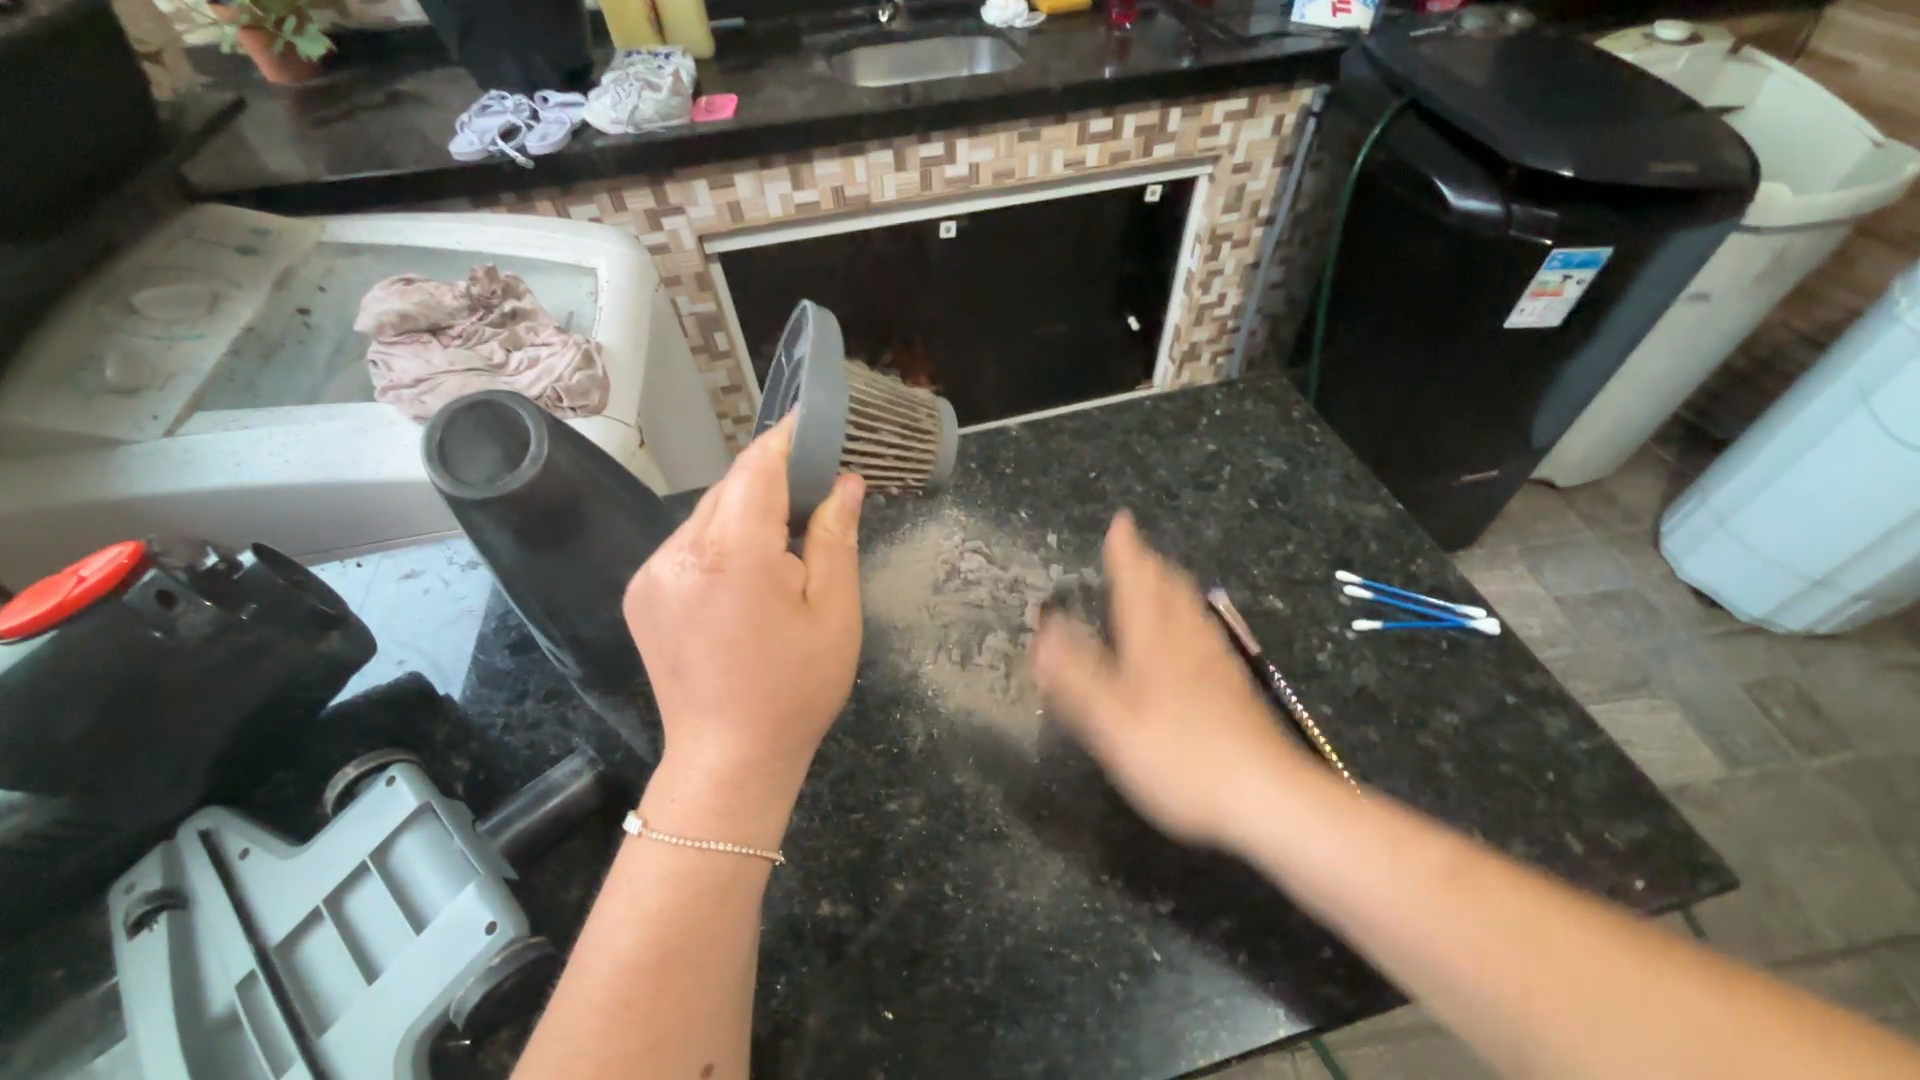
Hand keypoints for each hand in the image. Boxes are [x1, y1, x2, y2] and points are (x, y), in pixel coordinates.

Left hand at [623, 416, 864, 828]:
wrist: (728, 760)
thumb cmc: (795, 690)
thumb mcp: (835, 614)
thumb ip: (837, 538)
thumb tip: (845, 484)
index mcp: (733, 554)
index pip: (758, 468)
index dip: (788, 440)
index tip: (814, 423)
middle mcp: (680, 552)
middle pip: (729, 489)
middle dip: (771, 484)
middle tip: (815, 497)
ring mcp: (652, 574)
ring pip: (706, 516)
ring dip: (744, 516)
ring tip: (781, 548)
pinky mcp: (641, 594)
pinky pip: (686, 546)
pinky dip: (718, 543)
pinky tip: (743, 579)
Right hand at [1030, 511, 1312, 851]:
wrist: (1266, 796)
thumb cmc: (1180, 757)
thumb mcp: (1111, 723)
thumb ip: (1075, 677)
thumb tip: (1043, 631)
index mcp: (1153, 642)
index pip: (1137, 583)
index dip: (1126, 551)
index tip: (1121, 521)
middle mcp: (1186, 642)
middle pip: (1169, 590)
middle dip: (1149, 563)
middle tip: (1135, 545)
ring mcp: (1214, 663)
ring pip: (1190, 610)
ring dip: (1171, 585)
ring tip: (1160, 575)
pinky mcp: (1232, 688)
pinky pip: (1204, 635)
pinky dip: (1188, 617)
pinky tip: (1191, 636)